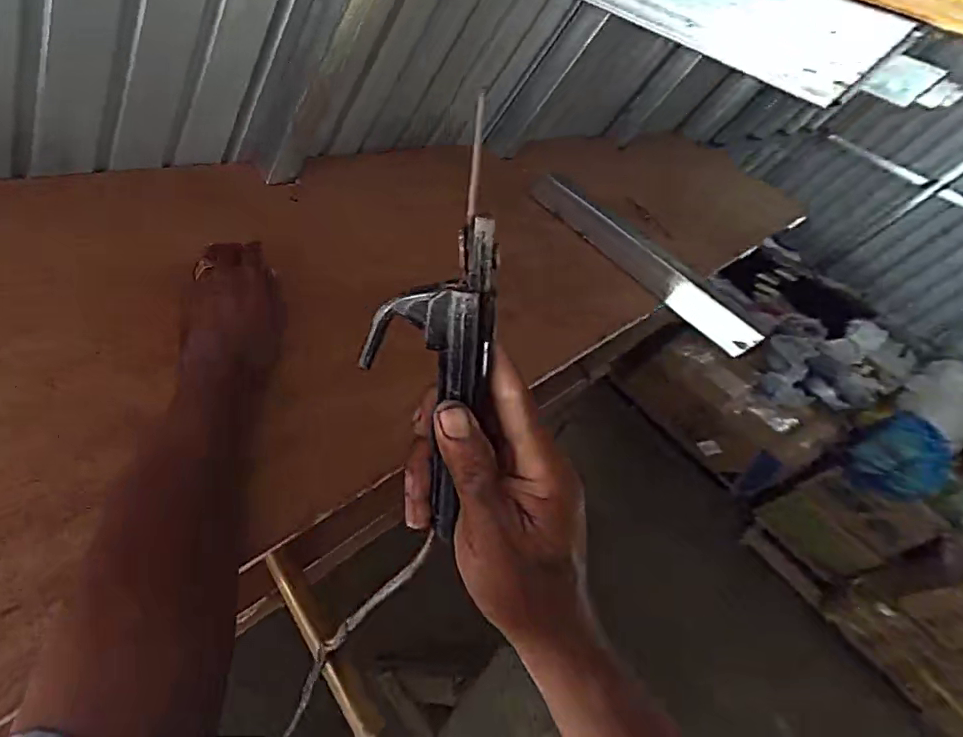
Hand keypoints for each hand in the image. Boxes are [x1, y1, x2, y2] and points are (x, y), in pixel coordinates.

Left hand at [179, 242, 283, 384]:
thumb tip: (269, 273)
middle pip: (226, 252)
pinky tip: (203, 285)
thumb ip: (273, 294)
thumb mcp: (275, 324)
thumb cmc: (254, 352)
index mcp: (251, 278)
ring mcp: (202, 285)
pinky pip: (194, 278)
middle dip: (232, 250)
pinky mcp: (185, 298)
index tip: (256, 251)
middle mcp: (225, 275)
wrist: (215, 369)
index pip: (252, 253)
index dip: (254, 251)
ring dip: (214, 259)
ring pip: (207, 261)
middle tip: (236, 254)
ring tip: (217, 264)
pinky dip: (201, 277)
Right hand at [404, 345, 590, 650]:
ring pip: (457, 434)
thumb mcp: (489, 529)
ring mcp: (513, 469)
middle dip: (436, 428)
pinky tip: (428, 508)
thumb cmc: (527, 591)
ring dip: (430, 462)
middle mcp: (529, 458)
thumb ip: (470, 466)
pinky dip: (435, 477)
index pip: (514, 395)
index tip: (470, 330)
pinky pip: (458, 457)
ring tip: (422, 501)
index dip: (491, 359)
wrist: (543, 633)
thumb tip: (450, 412)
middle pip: (474, 410)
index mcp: (542, 464)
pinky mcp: (496, 480)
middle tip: (419, 457)